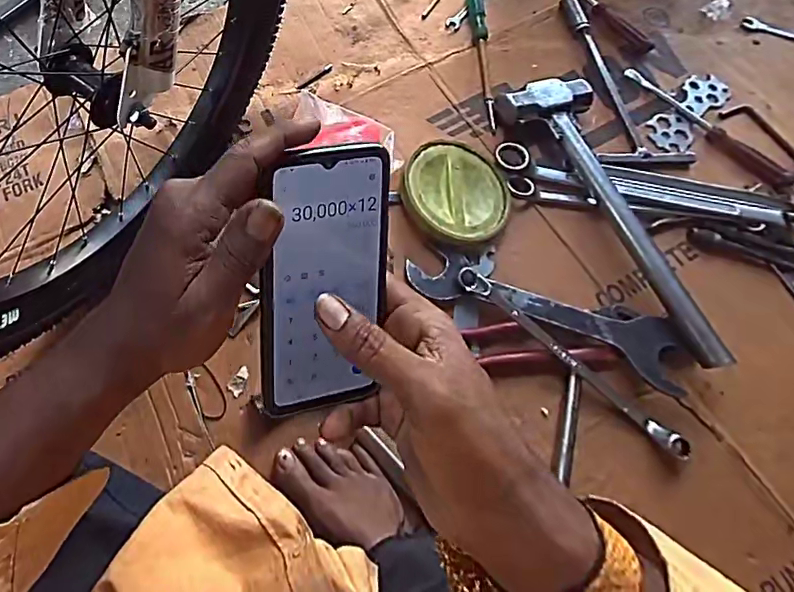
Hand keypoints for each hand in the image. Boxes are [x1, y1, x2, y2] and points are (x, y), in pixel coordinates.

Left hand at [75, 111, 319, 389]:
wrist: (123, 340)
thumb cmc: (164, 329)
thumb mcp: (211, 299)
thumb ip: (240, 251)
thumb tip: (274, 206)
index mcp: (190, 209)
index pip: (241, 160)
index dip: (280, 138)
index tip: (315, 127)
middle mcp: (182, 196)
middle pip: (240, 167)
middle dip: (284, 162)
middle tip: (329, 169)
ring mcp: (179, 204)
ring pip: (234, 183)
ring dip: (269, 185)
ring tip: (314, 193)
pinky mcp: (180, 216)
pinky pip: (223, 200)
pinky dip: (251, 203)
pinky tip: (276, 220)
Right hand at [313, 274, 600, 591]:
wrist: (504, 524)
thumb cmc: (481, 449)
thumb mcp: (422, 390)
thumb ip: (373, 348)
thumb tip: (328, 306)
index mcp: (424, 329)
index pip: (379, 284)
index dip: (345, 273)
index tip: (304, 268)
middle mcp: (409, 349)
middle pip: (358, 321)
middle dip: (326, 323)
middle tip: (289, 320)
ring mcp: (400, 382)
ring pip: (350, 362)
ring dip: (328, 373)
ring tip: (301, 376)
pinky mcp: (391, 415)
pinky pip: (354, 403)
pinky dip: (340, 414)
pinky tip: (332, 428)